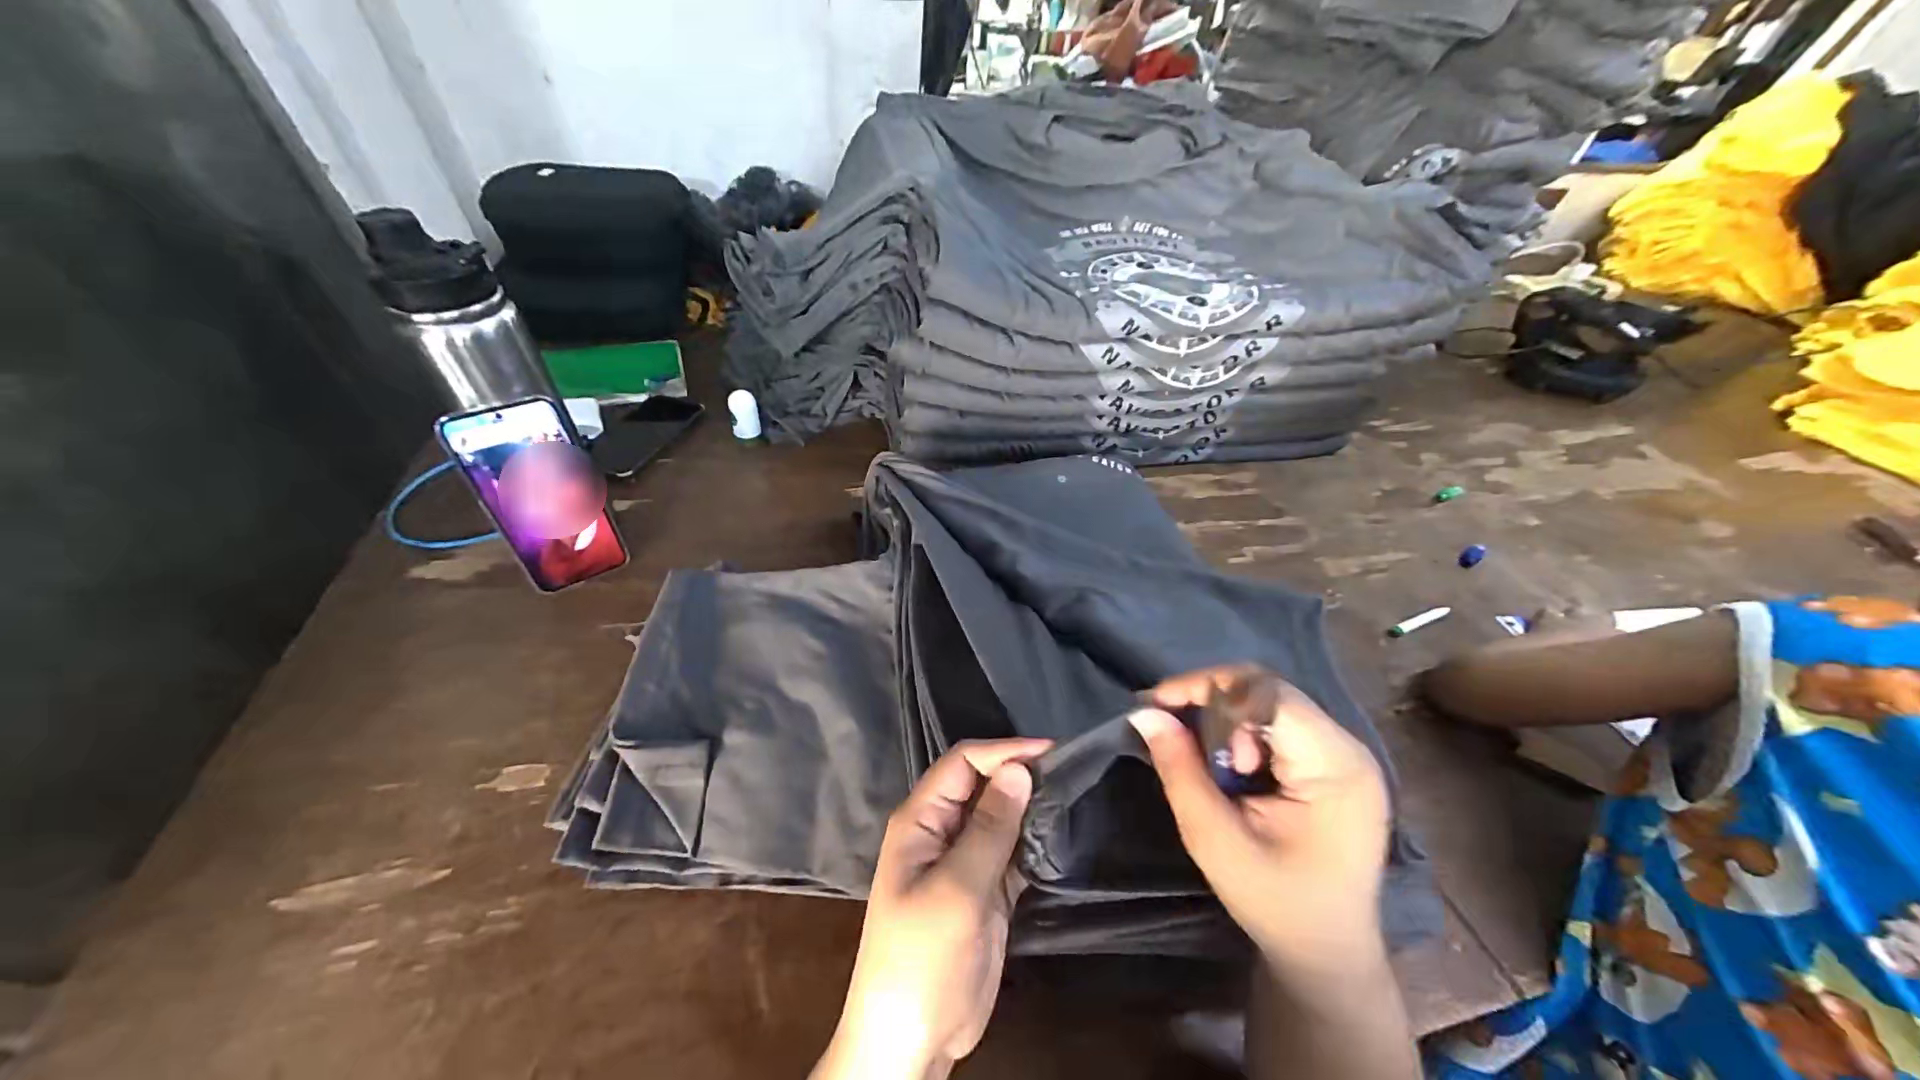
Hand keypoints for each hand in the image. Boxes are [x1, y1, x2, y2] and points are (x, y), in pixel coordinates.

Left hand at [813, 738, 1051, 1079]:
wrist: (912, 1039)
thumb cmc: (923, 958)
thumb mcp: (957, 890)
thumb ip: (990, 829)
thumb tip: (1019, 770)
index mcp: (920, 820)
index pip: (962, 764)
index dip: (1003, 751)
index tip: (1052, 750)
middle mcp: (940, 831)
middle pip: (982, 785)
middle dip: (1020, 773)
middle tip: (1071, 769)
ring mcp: (963, 861)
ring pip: (1000, 817)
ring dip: (1031, 806)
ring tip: (1074, 794)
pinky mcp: (985, 890)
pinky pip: (1012, 851)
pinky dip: (1034, 842)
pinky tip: (1062, 835)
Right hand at [1129, 666, 1390, 972]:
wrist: (1328, 956)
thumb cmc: (1275, 903)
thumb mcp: (1215, 839)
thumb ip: (1180, 771)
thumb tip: (1144, 713)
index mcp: (1335, 766)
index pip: (1267, 693)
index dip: (1207, 686)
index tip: (1158, 703)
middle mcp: (1350, 750)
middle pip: (1271, 692)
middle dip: (1213, 701)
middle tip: (1173, 727)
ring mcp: (1347, 757)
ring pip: (1274, 703)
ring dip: (1228, 717)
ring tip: (1204, 755)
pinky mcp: (1336, 766)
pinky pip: (1282, 724)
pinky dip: (1244, 731)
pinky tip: (1229, 762)